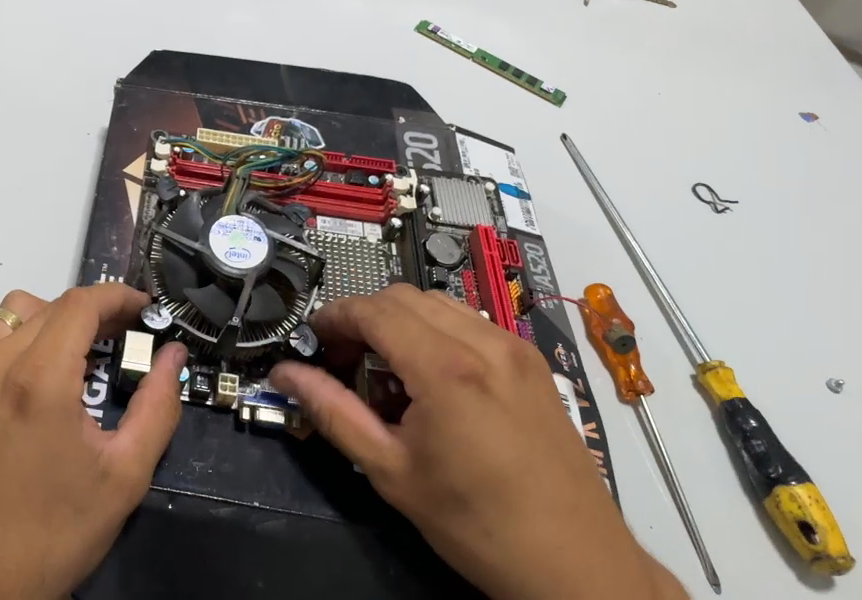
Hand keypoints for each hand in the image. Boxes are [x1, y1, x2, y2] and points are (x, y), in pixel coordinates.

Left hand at [0, 284, 186, 599]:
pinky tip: (44, 382)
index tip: (145, 310)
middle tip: (125, 338)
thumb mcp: (125, 474)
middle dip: (94, 311)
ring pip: (14, 313)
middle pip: (50, 304)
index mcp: (38, 379)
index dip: (118, 297)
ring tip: (81, 357)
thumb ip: (157, 406)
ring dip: (53, 320)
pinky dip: (23, 341)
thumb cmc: (56, 532)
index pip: (80, 304)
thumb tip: (172, 357)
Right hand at [269, 285, 685, 599]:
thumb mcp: (391, 471)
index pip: (372, 310)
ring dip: (401, 319)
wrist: (576, 566)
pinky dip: (438, 330)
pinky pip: (471, 321)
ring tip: (386, 368)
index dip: (333, 317)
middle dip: (364, 317)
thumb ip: (333, 412)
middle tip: (343, 358)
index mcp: (445, 367)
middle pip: (402, 296)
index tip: (311, 339)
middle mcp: (483, 342)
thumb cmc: (476, 524)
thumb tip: (285, 374)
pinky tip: (431, 376)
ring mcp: (514, 348)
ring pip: (438, 302)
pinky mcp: (533, 363)